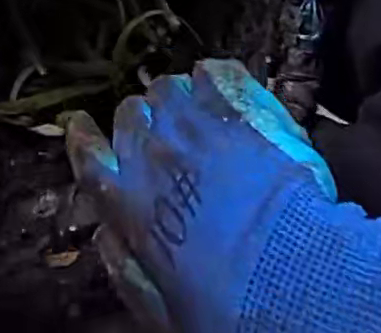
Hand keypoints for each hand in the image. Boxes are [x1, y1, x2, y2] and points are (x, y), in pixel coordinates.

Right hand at [65, 60, 380, 332]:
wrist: (297, 281)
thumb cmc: (230, 310)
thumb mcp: (164, 309)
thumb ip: (125, 268)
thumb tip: (105, 234)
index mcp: (125, 199)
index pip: (87, 153)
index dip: (83, 135)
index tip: (83, 124)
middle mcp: (148, 149)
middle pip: (129, 112)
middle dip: (142, 122)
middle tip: (168, 141)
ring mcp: (190, 120)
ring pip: (167, 87)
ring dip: (178, 100)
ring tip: (200, 116)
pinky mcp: (233, 104)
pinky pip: (213, 72)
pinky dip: (216, 78)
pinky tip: (227, 93)